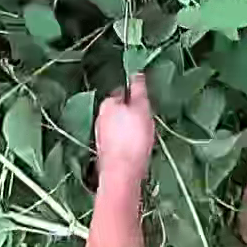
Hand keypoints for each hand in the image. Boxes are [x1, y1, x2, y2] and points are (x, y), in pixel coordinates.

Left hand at [95, 74, 155, 188]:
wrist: (122, 174)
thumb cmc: (133, 139)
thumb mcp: (141, 108)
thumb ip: (138, 90)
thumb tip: (136, 73)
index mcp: (107, 104)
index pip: (123, 92)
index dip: (136, 98)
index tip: (146, 106)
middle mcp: (100, 117)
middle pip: (120, 110)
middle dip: (132, 114)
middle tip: (147, 122)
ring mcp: (100, 135)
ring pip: (119, 126)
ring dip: (130, 129)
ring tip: (143, 139)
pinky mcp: (105, 151)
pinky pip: (118, 141)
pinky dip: (127, 142)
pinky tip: (136, 150)